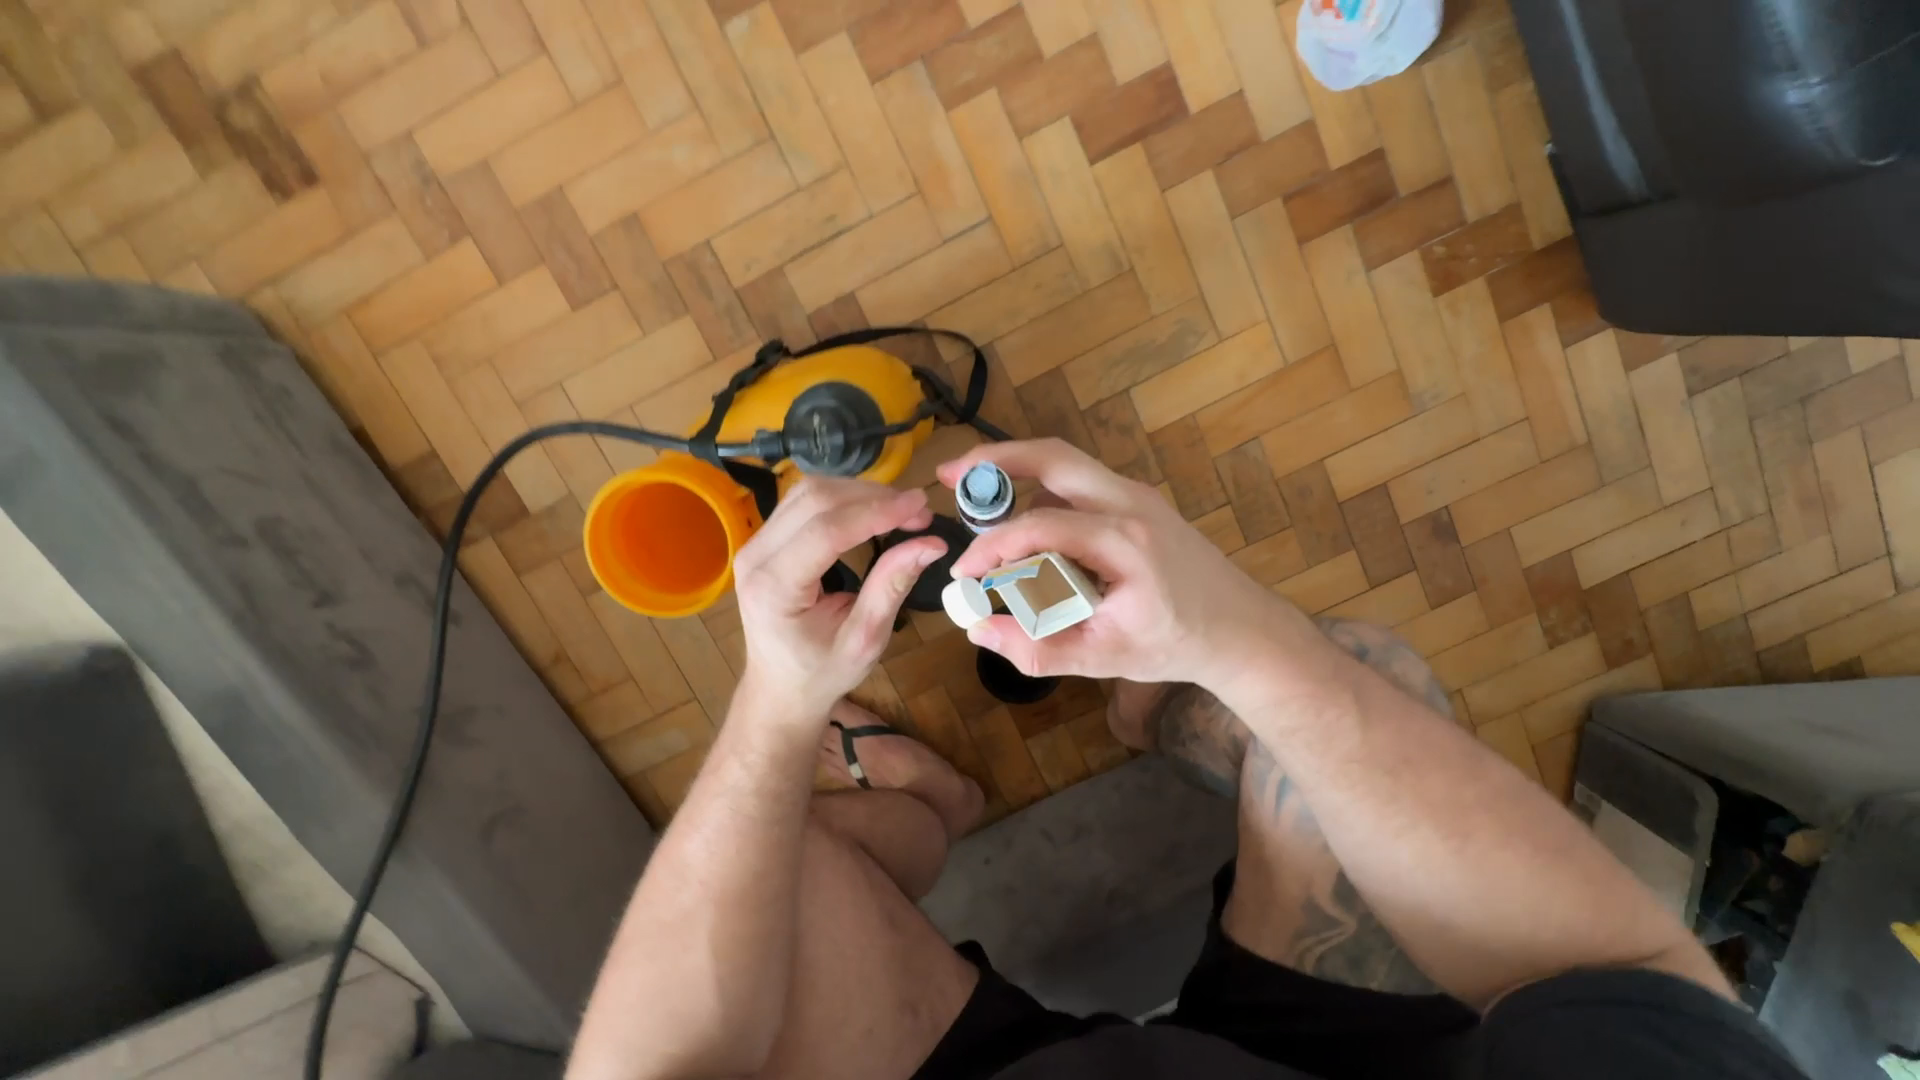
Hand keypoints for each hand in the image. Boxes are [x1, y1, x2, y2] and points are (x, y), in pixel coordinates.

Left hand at [732, 478, 946, 724]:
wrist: (780, 688)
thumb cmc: (822, 673)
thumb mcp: (865, 640)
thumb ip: (891, 587)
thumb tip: (932, 544)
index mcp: (774, 588)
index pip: (826, 531)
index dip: (877, 512)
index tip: (921, 506)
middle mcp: (755, 557)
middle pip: (816, 500)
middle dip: (873, 497)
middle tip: (919, 512)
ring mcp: (754, 543)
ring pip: (809, 492)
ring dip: (860, 493)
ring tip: (901, 510)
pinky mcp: (764, 538)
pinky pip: (804, 501)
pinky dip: (844, 499)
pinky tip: (874, 512)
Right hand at [937, 439, 1321, 693]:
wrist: (1239, 627)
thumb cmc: (1176, 643)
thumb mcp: (1105, 658)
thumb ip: (1039, 648)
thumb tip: (979, 630)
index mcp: (1125, 541)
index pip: (1041, 526)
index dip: (992, 548)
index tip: (963, 575)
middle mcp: (1130, 502)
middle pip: (1052, 457)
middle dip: (994, 460)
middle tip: (948, 474)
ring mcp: (1136, 494)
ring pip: (1065, 462)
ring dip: (1015, 466)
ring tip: (972, 486)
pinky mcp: (1136, 499)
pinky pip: (1079, 480)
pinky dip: (1040, 483)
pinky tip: (1018, 510)